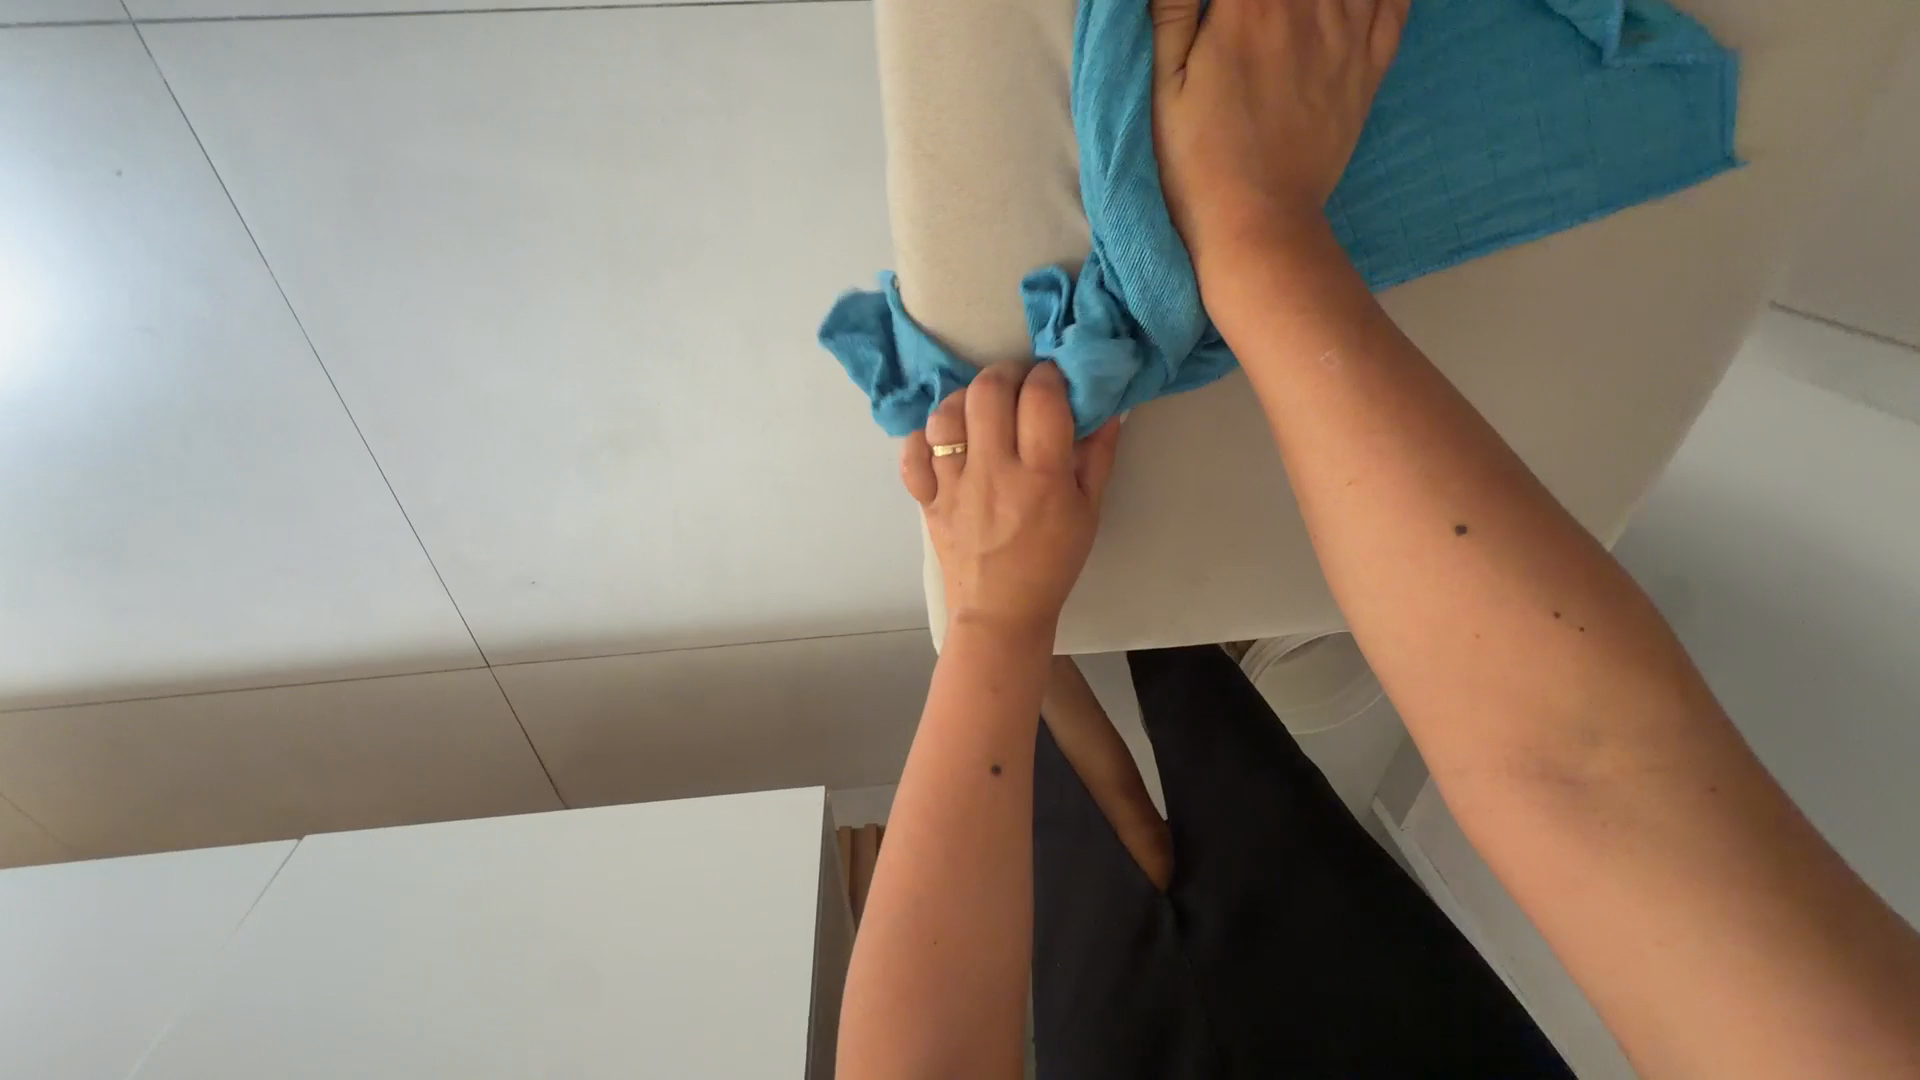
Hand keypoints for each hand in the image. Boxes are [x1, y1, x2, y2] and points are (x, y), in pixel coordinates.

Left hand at [901, 362, 1121, 640]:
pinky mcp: (927, 500)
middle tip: (1016, 383)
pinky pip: (913, 454)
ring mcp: (954, 485)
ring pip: (946, 415)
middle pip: (988, 392)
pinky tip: (944, 440)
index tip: (1052, 377)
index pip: (1040, 397)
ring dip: (964, 399)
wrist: (1002, 612)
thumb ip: (1098, 457)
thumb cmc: (1052, 562)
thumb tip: (1108, 407)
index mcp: (1041, 475)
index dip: (1048, 374)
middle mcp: (993, 472)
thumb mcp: (1088, 511)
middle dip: (1005, 373)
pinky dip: (924, 438)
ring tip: (979, 407)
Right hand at [1151, 0, 1408, 270]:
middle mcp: (1309, 3)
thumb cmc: (1198, 162)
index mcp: (1251, 3)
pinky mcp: (1370, 65)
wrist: (1257, 224)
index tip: (1228, 4)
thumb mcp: (1166, 89)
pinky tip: (1351, 3)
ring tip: (1295, 12)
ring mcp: (1348, 32)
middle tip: (1258, 14)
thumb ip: (1174, 13)